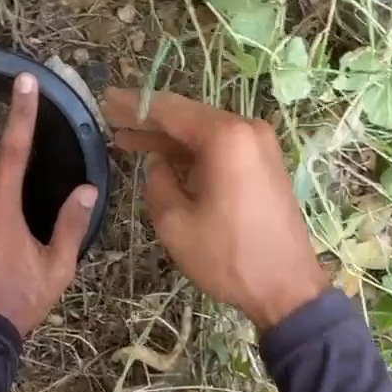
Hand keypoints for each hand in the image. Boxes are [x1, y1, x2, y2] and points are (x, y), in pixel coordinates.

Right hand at [105, 88, 325, 330]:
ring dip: (167, 137)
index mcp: (225, 138)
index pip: (169, 110)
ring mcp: (260, 146)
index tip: (105, 103)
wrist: (286, 288)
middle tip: (110, 119)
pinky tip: (164, 157)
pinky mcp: (264, 165)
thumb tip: (157, 162)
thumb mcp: (175, 223)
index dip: (133, 106)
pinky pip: (220, 147)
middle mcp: (247, 130)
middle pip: (188, 116)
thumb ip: (158, 182)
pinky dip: (191, 151)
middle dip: (148, 120)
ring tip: (127, 140)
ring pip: (203, 132)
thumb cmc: (227, 256)